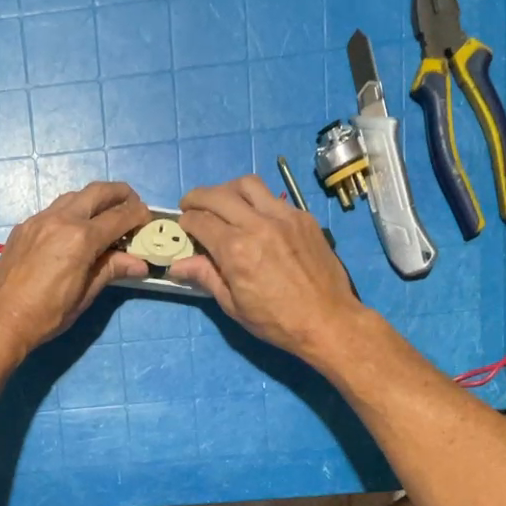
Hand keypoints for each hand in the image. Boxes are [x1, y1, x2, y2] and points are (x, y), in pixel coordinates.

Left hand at [0, 181, 151, 354]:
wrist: (1, 320)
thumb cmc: (47, 315)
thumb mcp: (85, 295)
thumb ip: (111, 270)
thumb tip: (139, 263)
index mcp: (81, 238)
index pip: (119, 217)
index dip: (138, 215)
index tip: (148, 218)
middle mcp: (61, 219)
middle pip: (97, 192)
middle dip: (120, 194)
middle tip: (132, 205)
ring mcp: (39, 220)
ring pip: (73, 197)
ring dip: (94, 200)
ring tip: (104, 215)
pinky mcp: (24, 227)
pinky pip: (54, 209)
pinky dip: (71, 211)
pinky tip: (74, 229)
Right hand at [169, 177, 371, 361]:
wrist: (327, 319)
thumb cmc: (276, 321)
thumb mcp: (234, 305)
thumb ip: (206, 276)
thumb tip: (177, 265)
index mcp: (236, 250)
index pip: (201, 221)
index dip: (186, 221)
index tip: (182, 225)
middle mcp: (258, 224)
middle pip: (219, 195)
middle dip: (198, 197)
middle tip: (190, 205)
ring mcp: (284, 216)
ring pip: (248, 185)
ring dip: (228, 189)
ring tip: (222, 202)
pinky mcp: (303, 217)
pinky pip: (274, 198)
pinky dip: (257, 201)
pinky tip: (255, 217)